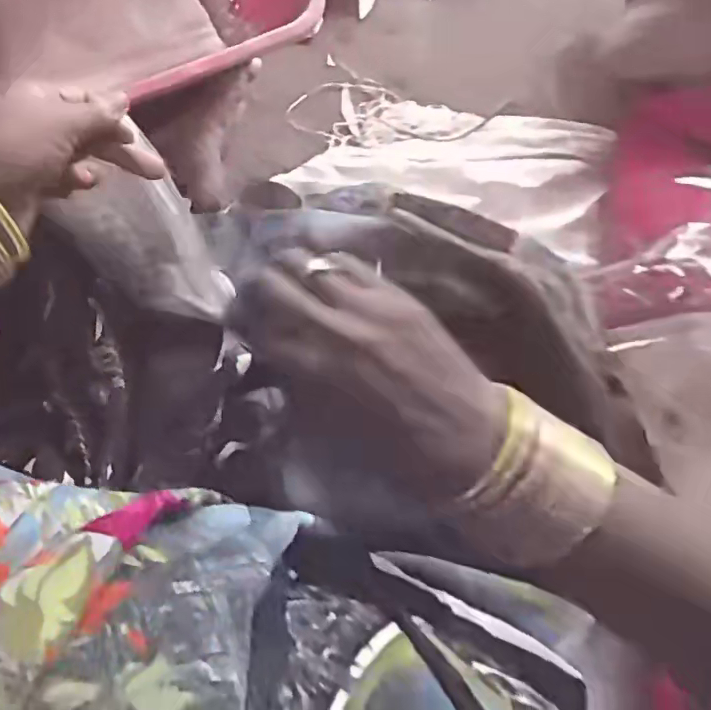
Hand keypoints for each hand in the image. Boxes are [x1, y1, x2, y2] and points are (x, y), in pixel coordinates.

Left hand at [0, 82, 167, 225]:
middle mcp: (36, 121)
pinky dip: (70, 182)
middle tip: (156, 171)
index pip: (85, 99)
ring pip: (77, 157)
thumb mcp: (64, 123)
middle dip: (118, 149)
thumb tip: (124, 98)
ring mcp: (32, 153)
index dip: (110, 115)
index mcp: (39, 97)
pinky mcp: (31, 181)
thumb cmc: (22, 148)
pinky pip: (62, 178)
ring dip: (89, 167)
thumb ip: (98, 113)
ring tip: (88, 180)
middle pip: (87, 130)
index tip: (131, 135)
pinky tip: (71, 187)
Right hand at [234, 252, 506, 498]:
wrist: (476, 442)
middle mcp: (336, 327)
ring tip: (282, 277)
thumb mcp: (325, 424)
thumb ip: (287, 381)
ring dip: (284, 267)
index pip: (255, 324)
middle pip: (270, 283)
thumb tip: (260, 352)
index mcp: (316, 366)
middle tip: (251, 295)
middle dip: (252, 286)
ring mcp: (369, 305)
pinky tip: (320, 274)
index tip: (234, 323)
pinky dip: (324, 263)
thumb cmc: (393, 448)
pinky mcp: (397, 295)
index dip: (238, 320)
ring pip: (305, 261)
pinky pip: (346, 262)